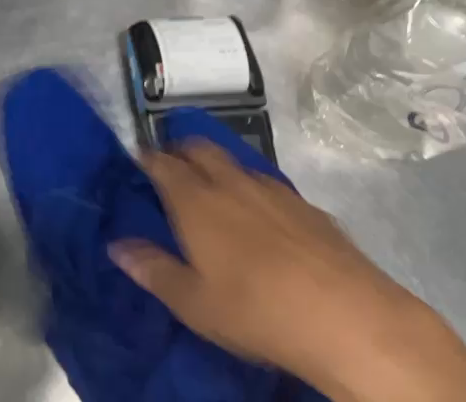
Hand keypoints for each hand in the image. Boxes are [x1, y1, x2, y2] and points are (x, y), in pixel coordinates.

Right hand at [111, 140, 465, 401]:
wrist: (348, 318)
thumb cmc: (255, 310)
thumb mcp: (193, 302)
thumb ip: (154, 269)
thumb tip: (117, 246)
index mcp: (196, 200)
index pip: (162, 164)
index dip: (147, 160)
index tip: (138, 163)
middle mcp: (232, 183)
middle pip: (200, 148)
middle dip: (182, 151)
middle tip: (173, 168)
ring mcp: (275, 191)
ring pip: (237, 164)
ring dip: (220, 169)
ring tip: (216, 192)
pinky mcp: (310, 208)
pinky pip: (271, 187)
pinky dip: (255, 192)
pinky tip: (264, 220)